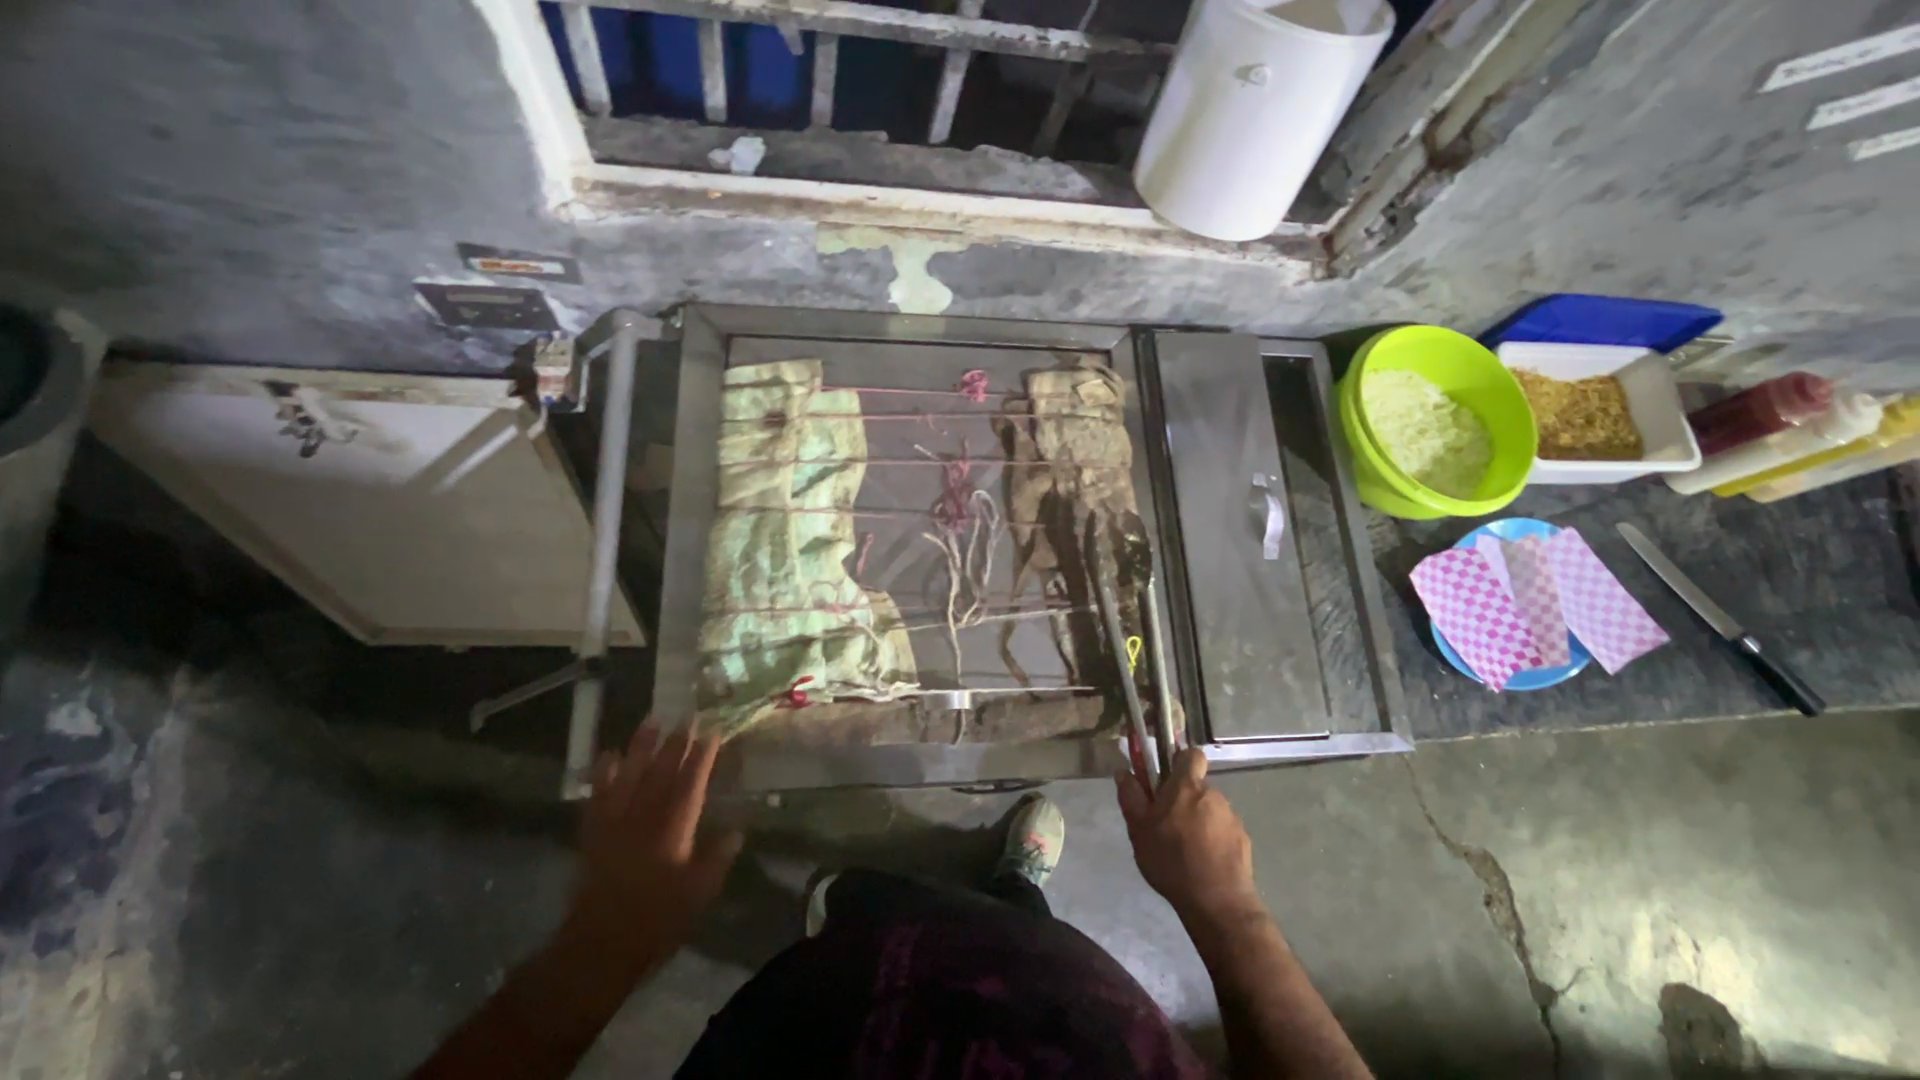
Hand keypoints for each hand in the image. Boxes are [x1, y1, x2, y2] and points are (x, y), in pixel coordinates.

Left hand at [563, 722, 742, 972]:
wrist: (599, 945)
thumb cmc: (657, 922)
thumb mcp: (699, 894)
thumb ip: (717, 859)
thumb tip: (737, 831)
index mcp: (674, 830)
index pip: (691, 783)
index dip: (702, 756)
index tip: (712, 732)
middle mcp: (644, 817)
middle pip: (661, 771)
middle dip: (676, 743)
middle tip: (688, 717)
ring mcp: (615, 823)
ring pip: (628, 775)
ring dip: (640, 746)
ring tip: (651, 720)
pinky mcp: (593, 834)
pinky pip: (598, 796)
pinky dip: (603, 773)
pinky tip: (608, 755)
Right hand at [1115, 748, 1264, 926]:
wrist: (1217, 901)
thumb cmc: (1170, 860)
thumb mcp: (1138, 829)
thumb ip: (1131, 796)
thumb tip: (1124, 771)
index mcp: (1186, 786)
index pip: (1190, 755)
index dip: (1178, 762)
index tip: (1165, 781)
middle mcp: (1213, 795)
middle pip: (1196, 787)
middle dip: (1182, 800)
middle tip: (1165, 825)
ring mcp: (1232, 817)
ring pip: (1209, 809)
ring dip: (1198, 820)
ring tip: (1183, 849)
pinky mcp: (1243, 840)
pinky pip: (1222, 830)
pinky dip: (1212, 839)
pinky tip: (1201, 862)